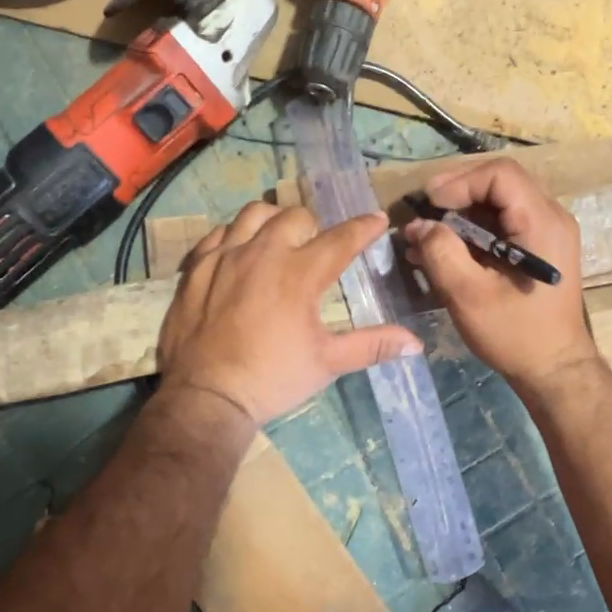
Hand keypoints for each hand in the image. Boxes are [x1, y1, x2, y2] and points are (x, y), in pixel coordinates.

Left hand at [158, 202, 423, 425]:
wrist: (207, 397)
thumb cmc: (273, 378)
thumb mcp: (328, 362)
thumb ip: (372, 345)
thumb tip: (416, 344)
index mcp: (300, 273)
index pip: (341, 238)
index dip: (364, 227)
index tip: (377, 220)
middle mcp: (263, 253)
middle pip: (295, 217)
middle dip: (314, 226)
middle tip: (317, 246)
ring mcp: (225, 256)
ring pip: (253, 214)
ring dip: (272, 220)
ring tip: (278, 239)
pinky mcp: (196, 267)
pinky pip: (218, 233)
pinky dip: (234, 236)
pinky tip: (238, 253)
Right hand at [402, 158, 595, 386]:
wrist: (554, 370)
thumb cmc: (515, 334)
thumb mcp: (468, 295)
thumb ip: (440, 252)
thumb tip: (419, 226)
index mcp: (542, 222)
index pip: (500, 174)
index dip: (459, 181)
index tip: (428, 203)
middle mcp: (551, 218)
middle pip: (501, 182)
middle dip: (457, 193)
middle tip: (424, 212)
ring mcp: (548, 233)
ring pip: (500, 202)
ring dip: (461, 213)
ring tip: (425, 234)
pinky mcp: (540, 249)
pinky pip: (504, 223)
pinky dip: (473, 230)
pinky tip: (443, 249)